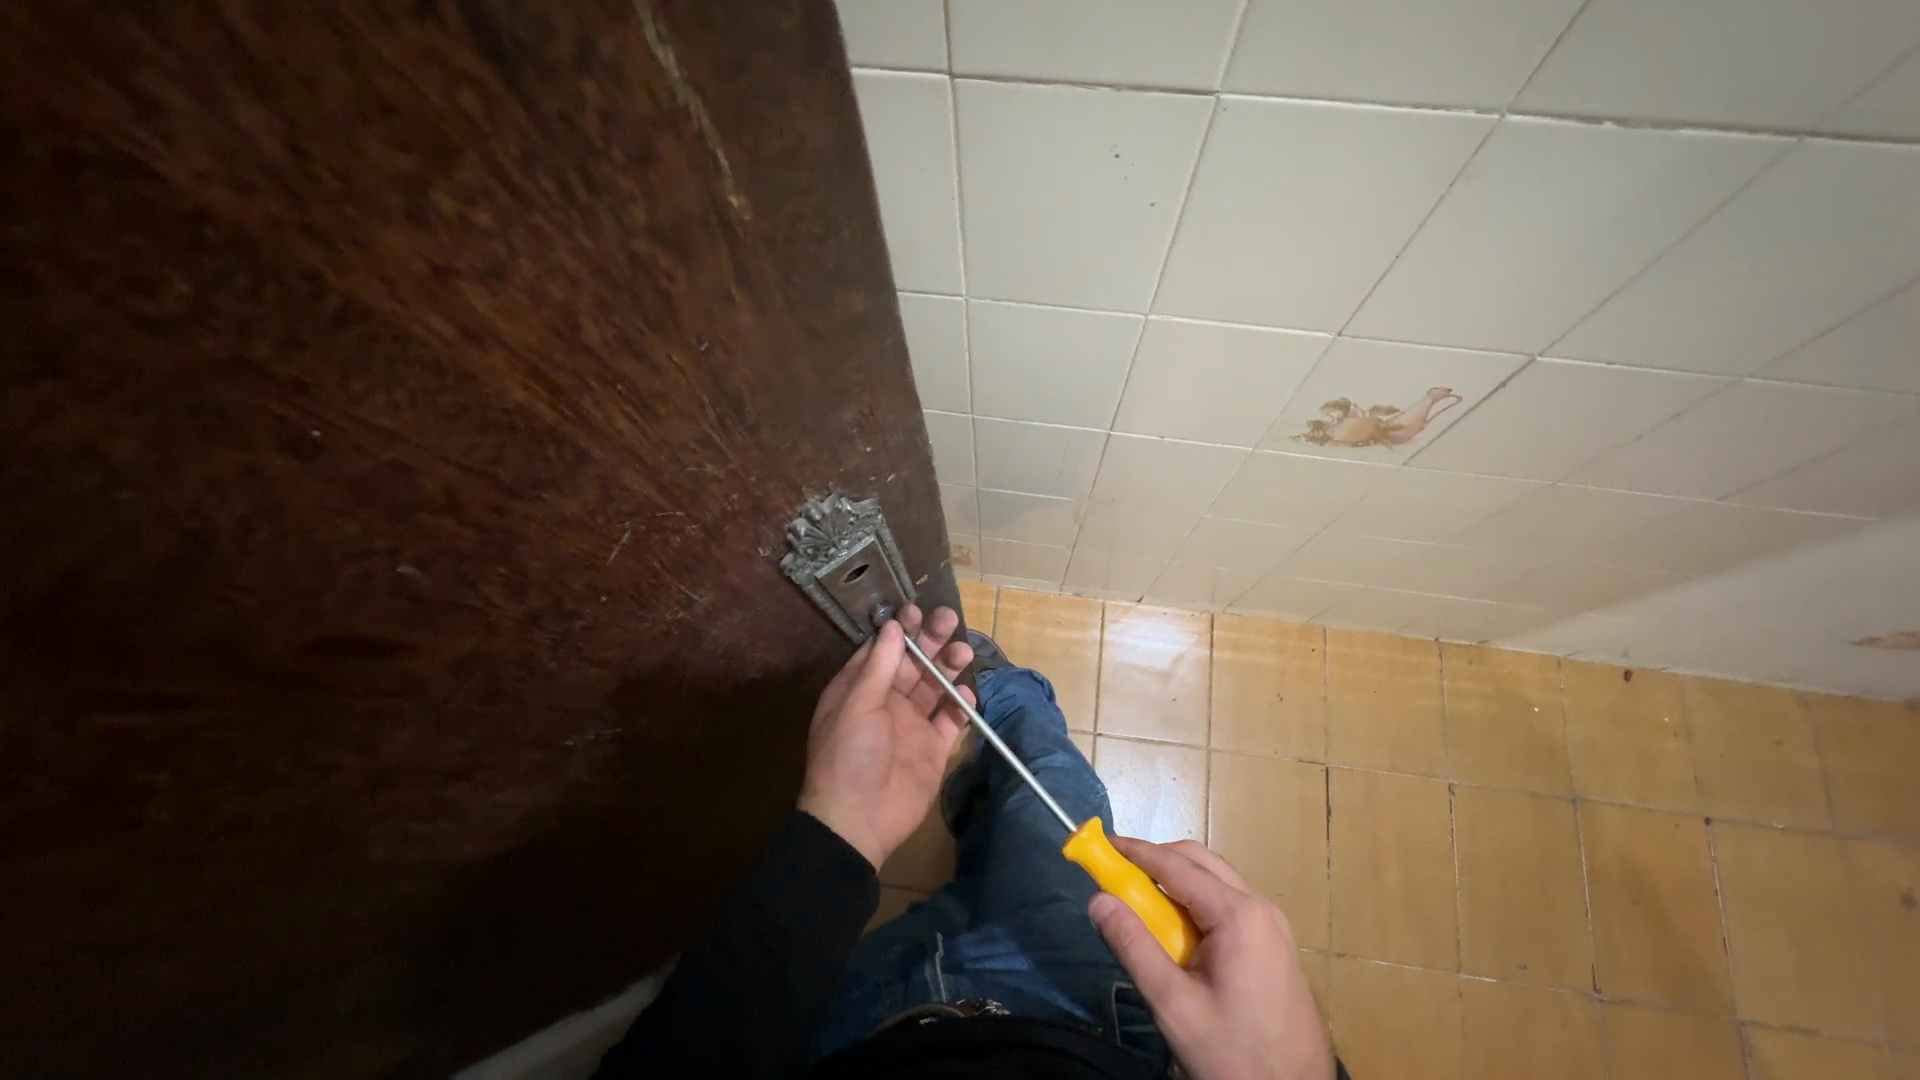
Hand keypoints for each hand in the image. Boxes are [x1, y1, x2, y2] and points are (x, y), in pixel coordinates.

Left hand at [797, 605, 974, 868]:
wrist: (858, 821)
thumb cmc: (849, 756)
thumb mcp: (857, 705)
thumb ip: (879, 666)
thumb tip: (893, 626)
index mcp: (859, 689)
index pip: (882, 650)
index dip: (900, 630)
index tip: (917, 609)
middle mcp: (886, 702)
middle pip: (913, 663)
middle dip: (931, 640)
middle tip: (950, 618)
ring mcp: (911, 725)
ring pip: (934, 687)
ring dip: (948, 666)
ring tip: (964, 650)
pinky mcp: (933, 749)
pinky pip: (950, 720)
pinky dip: (961, 705)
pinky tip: (968, 692)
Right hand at [1089, 837, 1333, 1079]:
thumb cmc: (1232, 1053)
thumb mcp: (1173, 1004)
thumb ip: (1133, 946)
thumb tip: (1097, 901)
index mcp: (1239, 915)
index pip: (1177, 865)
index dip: (1135, 851)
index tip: (1101, 845)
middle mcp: (1261, 907)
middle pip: (1200, 862)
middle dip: (1156, 860)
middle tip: (1118, 875)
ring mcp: (1273, 925)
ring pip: (1216, 880)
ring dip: (1177, 880)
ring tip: (1142, 903)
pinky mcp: (1275, 944)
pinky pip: (1230, 903)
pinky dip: (1197, 901)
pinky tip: (1178, 931)